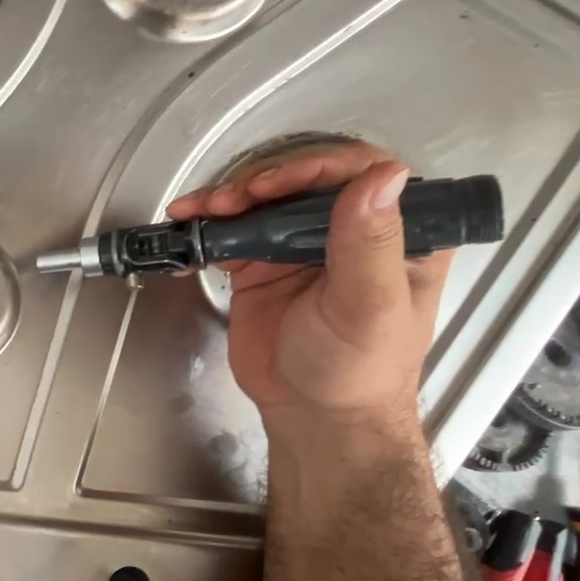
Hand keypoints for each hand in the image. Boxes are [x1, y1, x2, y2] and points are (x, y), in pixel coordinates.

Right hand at [166, 141, 451, 428]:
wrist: (309, 412)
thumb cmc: (356, 366)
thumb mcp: (369, 305)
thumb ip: (370, 243)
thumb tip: (382, 176)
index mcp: (397, 233)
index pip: (361, 174)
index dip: (313, 168)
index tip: (270, 186)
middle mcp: (347, 232)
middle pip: (300, 182)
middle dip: (256, 183)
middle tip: (226, 201)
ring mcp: (298, 248)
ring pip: (259, 205)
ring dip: (222, 202)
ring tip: (193, 213)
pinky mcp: (258, 266)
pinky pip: (228, 236)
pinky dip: (201, 232)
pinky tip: (182, 237)